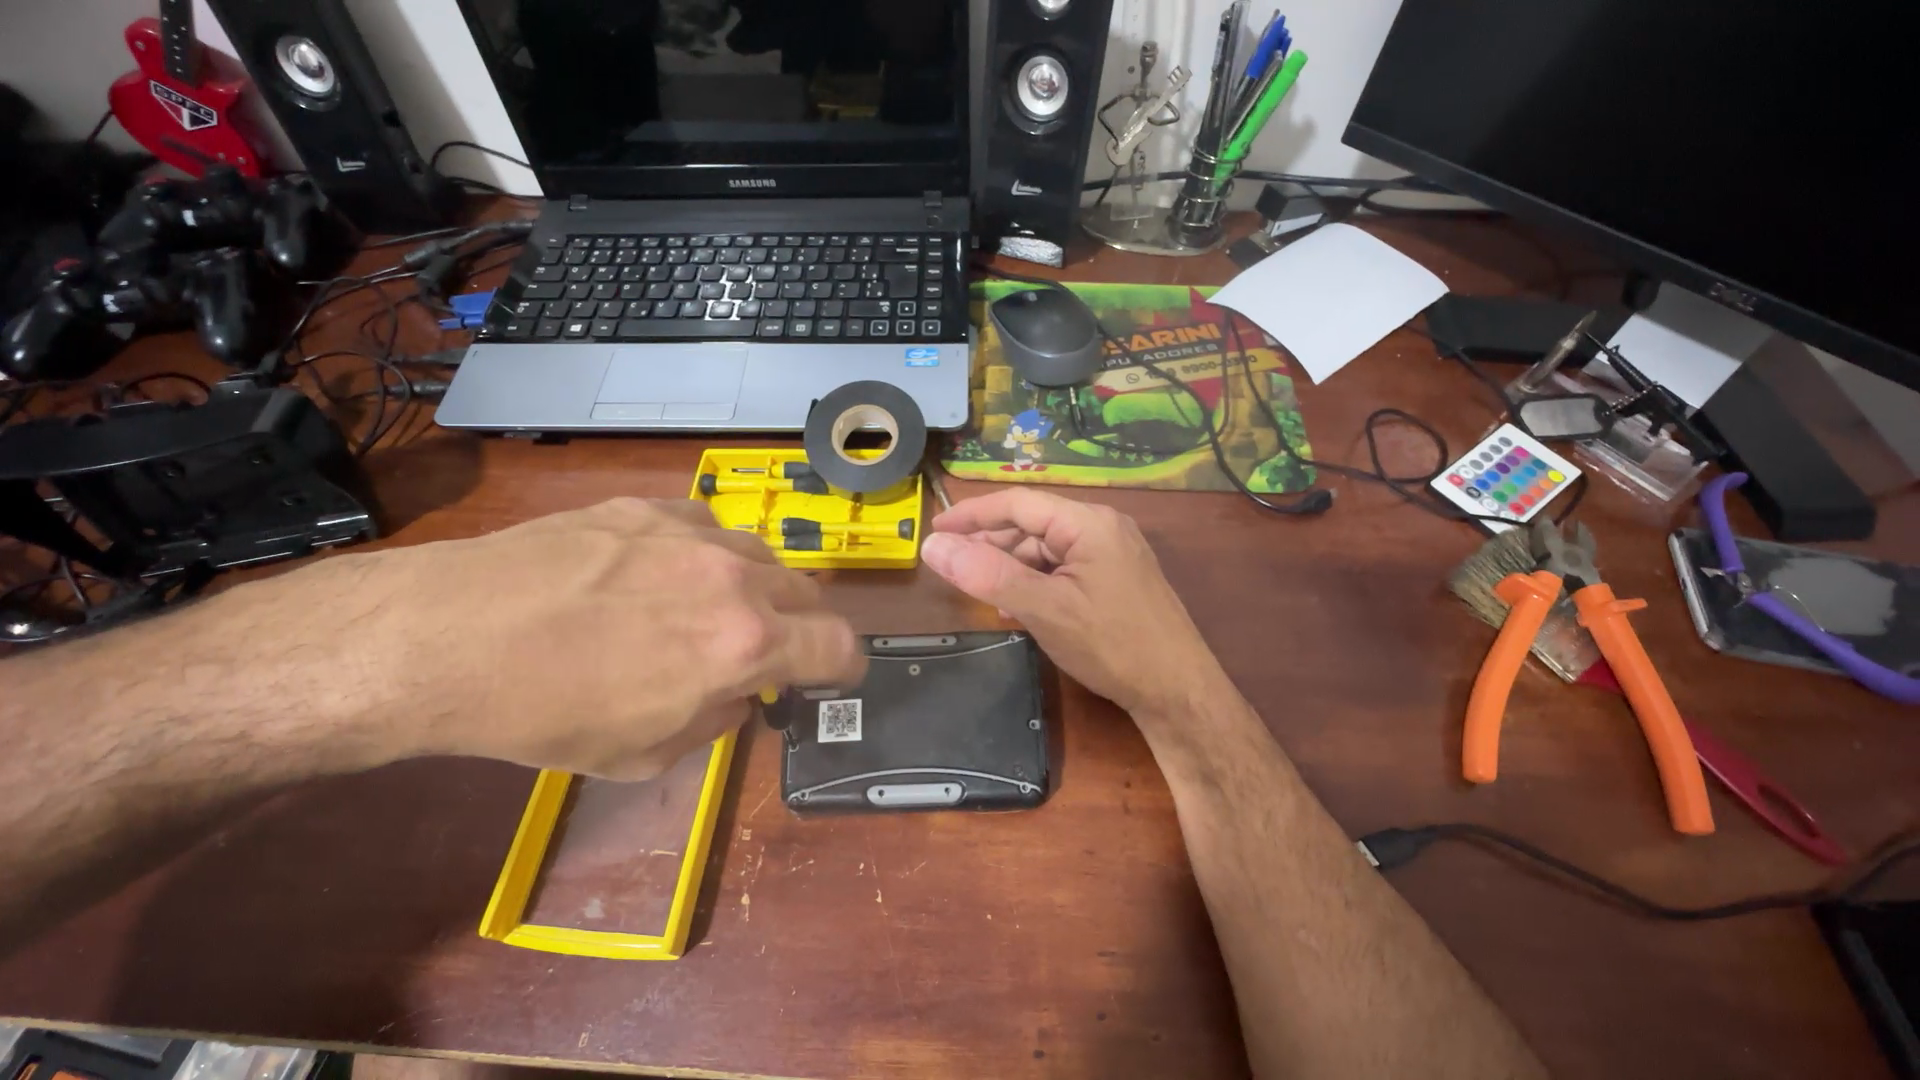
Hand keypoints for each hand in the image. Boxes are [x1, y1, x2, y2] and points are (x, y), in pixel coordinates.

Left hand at [249, 498, 864, 779]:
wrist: (448, 639)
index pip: (839, 646)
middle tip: (764, 650)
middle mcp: (734, 579)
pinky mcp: (646, 506)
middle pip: (809, 594)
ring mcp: (691, 533)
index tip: (835, 674)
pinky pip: (706, 526)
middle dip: (800, 627)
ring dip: (754, 587)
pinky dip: (704, 553)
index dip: (847, 666)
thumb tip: (739, 696)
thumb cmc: (545, 715)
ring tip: (708, 608)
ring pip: (760, 554)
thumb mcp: (643, 756)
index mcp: (744, 646)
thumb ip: (716, 722)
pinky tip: (660, 571)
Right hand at [919, 489, 1225, 717]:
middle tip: (953, 568)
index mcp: (1088, 523)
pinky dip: (1037, 582)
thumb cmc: (1112, 644)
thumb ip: (987, 574)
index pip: (1018, 503)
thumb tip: (933, 545)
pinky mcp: (1117, 578)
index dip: (972, 514)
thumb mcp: (1044, 609)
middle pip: (1033, 524)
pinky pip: (1065, 567)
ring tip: (986, 595)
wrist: (1178, 690)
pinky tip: (1021, 606)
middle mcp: (1103, 527)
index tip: (934, 528)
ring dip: (1013, 567)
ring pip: (1047, 548)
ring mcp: (1114, 553)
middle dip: (991, 544)